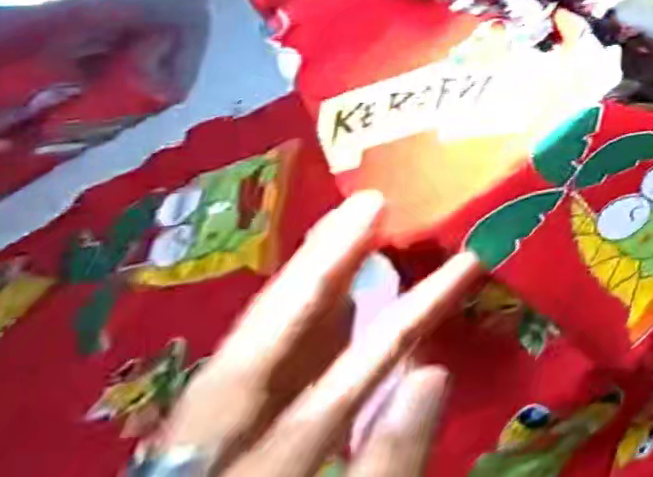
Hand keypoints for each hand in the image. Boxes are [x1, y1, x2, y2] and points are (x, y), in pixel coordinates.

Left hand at [146, 192, 479, 476]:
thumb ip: (387, 467)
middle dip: (309, 279)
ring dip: (301, 294)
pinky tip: (330, 298)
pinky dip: (292, 332)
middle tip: (371, 202)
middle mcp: (198, 467)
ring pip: (239, 367)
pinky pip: (244, 384)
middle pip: (245, 368)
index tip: (464, 262)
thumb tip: (431, 374)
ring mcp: (188, 460)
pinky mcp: (200, 454)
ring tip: (355, 229)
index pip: (320, 409)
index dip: (395, 331)